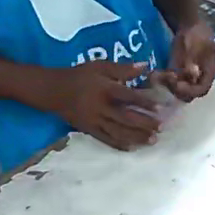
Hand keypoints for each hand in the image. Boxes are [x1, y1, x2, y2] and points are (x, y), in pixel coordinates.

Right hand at [31, 62, 161, 150]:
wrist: (53, 90)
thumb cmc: (80, 76)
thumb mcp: (100, 67)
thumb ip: (123, 69)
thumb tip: (146, 65)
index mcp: (104, 89)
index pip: (127, 97)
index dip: (144, 102)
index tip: (159, 108)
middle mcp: (101, 107)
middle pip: (125, 117)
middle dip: (144, 124)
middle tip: (161, 128)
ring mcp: (94, 121)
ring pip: (118, 131)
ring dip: (136, 137)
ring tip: (152, 140)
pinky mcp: (88, 130)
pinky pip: (106, 139)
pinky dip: (120, 144)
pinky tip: (132, 148)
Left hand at [155, 19, 214, 101]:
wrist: (189, 25)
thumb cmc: (195, 34)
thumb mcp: (195, 44)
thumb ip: (193, 59)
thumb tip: (192, 73)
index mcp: (210, 71)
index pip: (202, 89)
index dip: (189, 90)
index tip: (176, 84)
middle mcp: (202, 78)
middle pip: (191, 94)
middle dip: (178, 90)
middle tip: (166, 80)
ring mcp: (191, 78)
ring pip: (182, 91)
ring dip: (170, 86)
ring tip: (160, 76)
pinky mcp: (182, 76)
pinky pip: (174, 84)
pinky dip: (166, 81)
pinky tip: (158, 75)